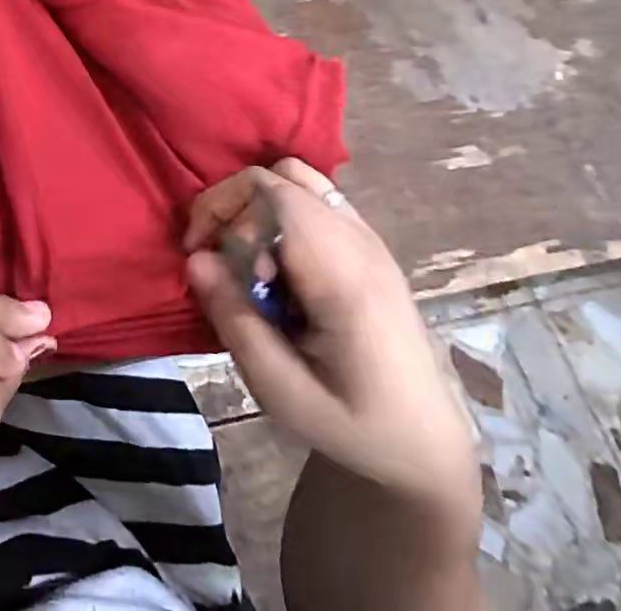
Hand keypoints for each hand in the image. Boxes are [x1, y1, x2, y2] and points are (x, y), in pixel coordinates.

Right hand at [184, 160, 477, 511]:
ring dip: (260, 209)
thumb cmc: (352, 425)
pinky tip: (279, 267)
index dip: (222, 207)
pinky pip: (317, 201)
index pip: (274, 193)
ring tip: (249, 262)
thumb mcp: (280, 390)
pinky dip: (282, 216)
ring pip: (301, 181)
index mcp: (343, 275)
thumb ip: (235, 319)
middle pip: (282, 178)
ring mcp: (371, 240)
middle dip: (235, 206)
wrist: (425, 443)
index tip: (198, 255)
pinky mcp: (371, 248)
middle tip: (219, 261)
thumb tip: (195, 258)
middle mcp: (361, 242)